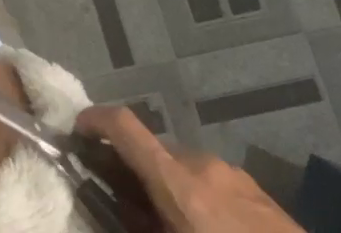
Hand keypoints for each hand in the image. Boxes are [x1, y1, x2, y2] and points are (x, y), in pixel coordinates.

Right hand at [75, 105, 303, 232]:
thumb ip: (139, 226)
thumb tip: (125, 215)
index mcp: (177, 183)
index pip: (124, 125)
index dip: (94, 120)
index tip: (76, 133)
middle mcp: (204, 168)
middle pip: (154, 154)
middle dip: (136, 177)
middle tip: (133, 215)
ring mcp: (238, 179)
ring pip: (187, 173)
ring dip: (171, 193)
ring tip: (175, 227)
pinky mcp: (264, 198)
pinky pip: (217, 188)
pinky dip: (202, 204)